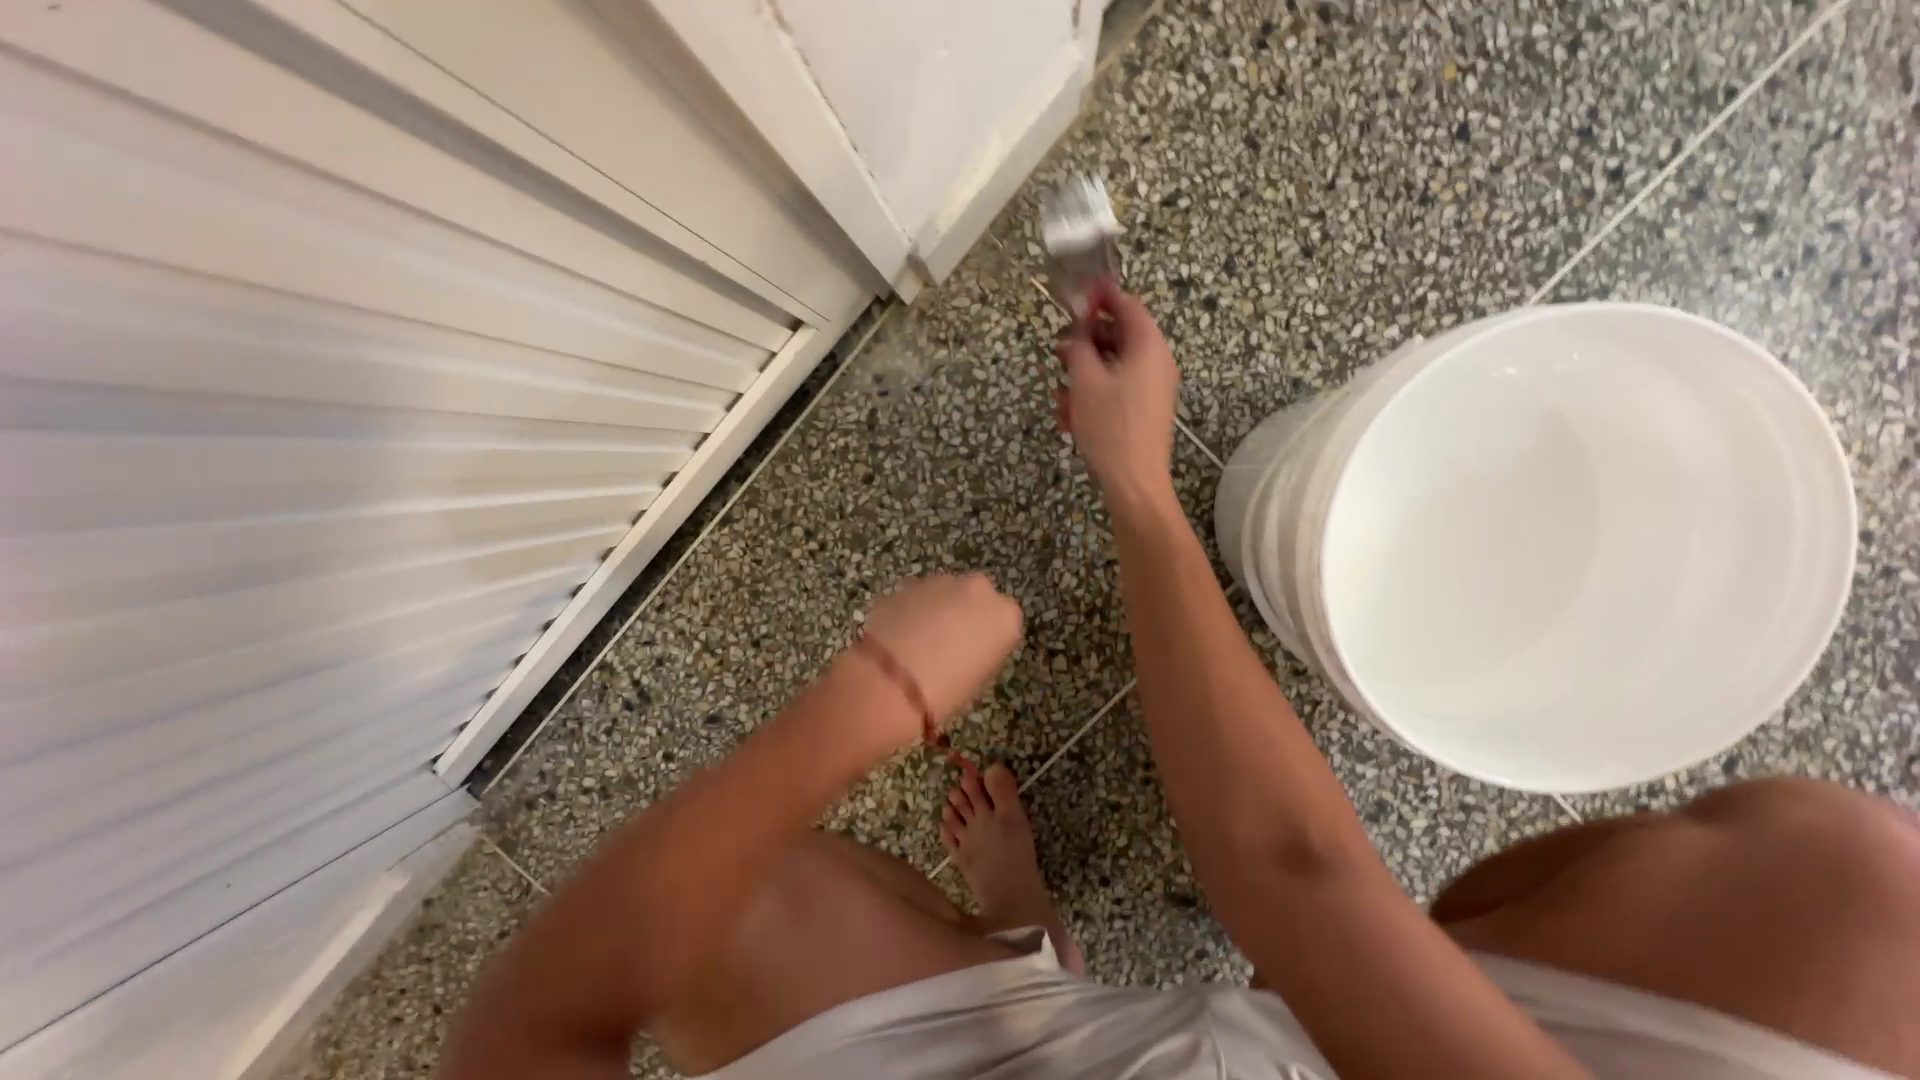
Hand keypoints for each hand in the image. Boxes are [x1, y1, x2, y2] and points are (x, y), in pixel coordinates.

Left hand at [861, 574, 1022, 732]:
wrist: (890, 682)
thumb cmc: (945, 691)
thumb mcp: (978, 679)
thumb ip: (980, 652)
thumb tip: (967, 647)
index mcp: (1005, 616)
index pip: (1005, 619)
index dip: (988, 635)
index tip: (976, 651)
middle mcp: (978, 590)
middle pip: (976, 597)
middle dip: (963, 612)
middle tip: (946, 642)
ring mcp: (940, 581)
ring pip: (944, 592)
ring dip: (935, 609)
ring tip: (917, 640)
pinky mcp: (907, 583)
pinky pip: (915, 597)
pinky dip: (910, 610)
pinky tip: (897, 635)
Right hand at [1053, 282, 1180, 509]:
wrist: (1134, 481)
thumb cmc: (1110, 426)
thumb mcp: (1085, 381)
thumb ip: (1079, 347)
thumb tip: (1077, 331)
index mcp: (1148, 347)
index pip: (1128, 305)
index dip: (1101, 296)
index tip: (1077, 295)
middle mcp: (1156, 363)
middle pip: (1119, 336)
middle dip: (1086, 342)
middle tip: (1059, 350)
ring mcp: (1152, 389)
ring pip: (1113, 367)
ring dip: (1084, 373)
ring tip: (1061, 393)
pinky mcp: (1144, 411)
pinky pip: (1117, 391)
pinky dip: (1094, 395)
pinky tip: (1071, 416)